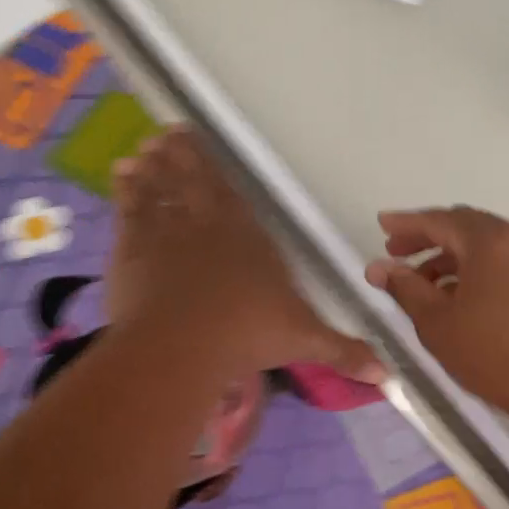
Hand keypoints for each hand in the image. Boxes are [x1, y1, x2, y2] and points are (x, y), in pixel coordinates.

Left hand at [108, 128, 382, 383]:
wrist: (178, 348)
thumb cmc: (245, 336)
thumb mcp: (303, 341)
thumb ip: (343, 351)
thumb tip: (388, 375)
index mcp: (251, 238)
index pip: (233, 193)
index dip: (219, 168)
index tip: (209, 146)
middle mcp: (209, 225)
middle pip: (195, 182)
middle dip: (184, 157)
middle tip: (170, 132)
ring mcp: (167, 235)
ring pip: (160, 189)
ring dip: (154, 167)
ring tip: (146, 147)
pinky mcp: (132, 252)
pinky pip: (129, 210)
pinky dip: (125, 191)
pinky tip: (120, 174)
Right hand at [366, 207, 508, 427]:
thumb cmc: (495, 356)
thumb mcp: (439, 323)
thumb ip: (406, 288)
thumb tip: (379, 268)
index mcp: (493, 239)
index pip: (441, 220)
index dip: (407, 224)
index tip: (382, 225)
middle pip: (467, 227)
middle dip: (430, 239)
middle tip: (397, 255)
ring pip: (488, 246)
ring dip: (454, 258)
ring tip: (423, 285)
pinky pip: (508, 261)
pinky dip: (480, 269)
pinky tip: (461, 295)